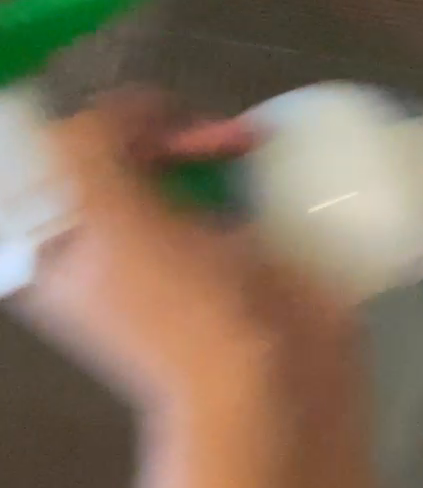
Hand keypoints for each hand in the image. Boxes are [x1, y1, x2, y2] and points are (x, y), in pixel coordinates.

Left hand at [10, 90, 359, 415]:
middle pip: (139, 160)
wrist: (278, 383)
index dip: (114, 122)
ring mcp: (199, 259)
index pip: (73, 153)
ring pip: (200, 180)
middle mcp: (127, 246)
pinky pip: (257, 211)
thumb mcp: (114, 223)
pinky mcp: (263, 269)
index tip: (169, 119)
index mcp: (67, 242)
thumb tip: (136, 104)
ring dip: (226, 155)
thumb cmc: (188, 312)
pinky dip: (271, 189)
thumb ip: (98, 149)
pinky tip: (289, 184)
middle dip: (178, 134)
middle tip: (230, 137)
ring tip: (261, 149)